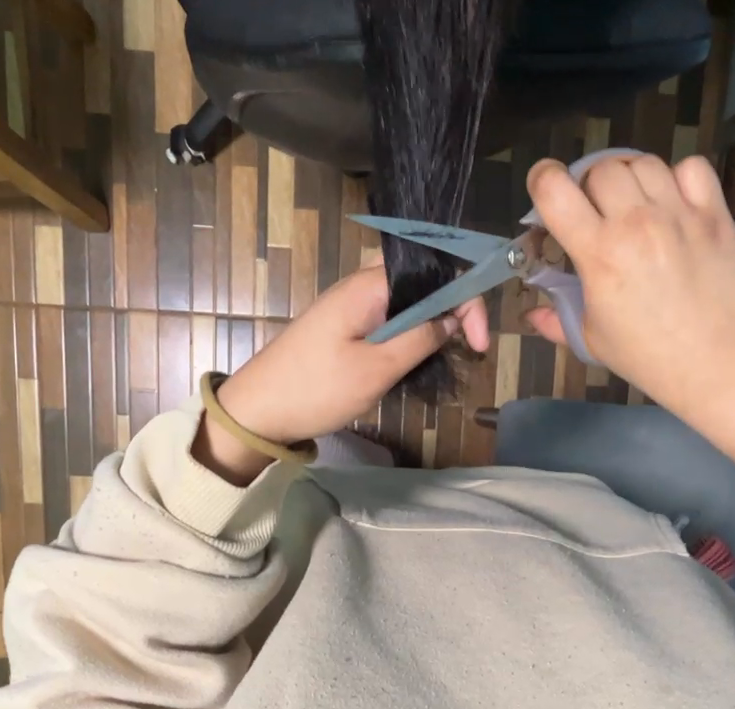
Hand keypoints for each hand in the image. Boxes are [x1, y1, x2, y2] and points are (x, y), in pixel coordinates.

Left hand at [195, 265, 490, 483]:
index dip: (466, 301)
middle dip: (451, 309)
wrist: (257, 412)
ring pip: (406, 302)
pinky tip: (416, 360)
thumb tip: (450, 320)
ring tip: (445, 358)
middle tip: (465, 349)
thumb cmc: (316, 389)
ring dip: (430, 325)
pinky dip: (408, 336)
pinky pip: (387, 320)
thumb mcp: (376, 368)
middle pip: (422, 281)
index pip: (435, 270)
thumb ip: (419, 339)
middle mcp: (361, 286)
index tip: (477, 345)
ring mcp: (350, 307)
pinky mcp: (343, 328)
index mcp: (370, 285)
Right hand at [520, 154, 734, 409]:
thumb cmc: (645, 356)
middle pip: (601, 168)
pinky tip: (672, 203)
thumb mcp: (590, 339)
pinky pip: (691, 167)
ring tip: (633, 206)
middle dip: (590, 185)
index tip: (546, 191)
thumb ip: (555, 320)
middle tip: (596, 212)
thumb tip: (530, 314)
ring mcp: (679, 215)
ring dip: (630, 178)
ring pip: (643, 162)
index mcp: (599, 254)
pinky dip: (677, 177)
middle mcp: (636, 224)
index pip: (555, 190)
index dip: (543, 180)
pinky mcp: (714, 214)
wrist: (713, 363)